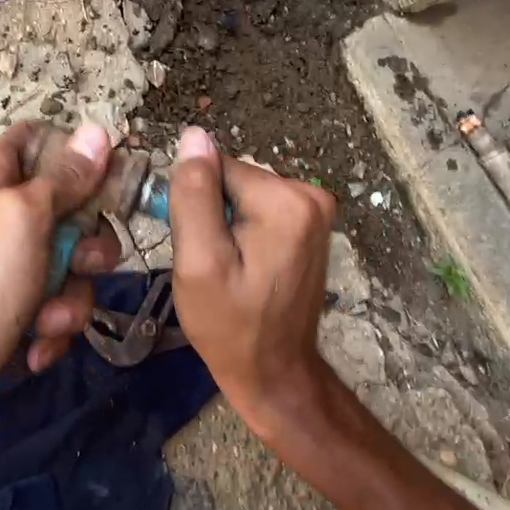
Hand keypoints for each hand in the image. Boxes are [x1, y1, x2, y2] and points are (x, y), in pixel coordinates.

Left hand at [0, 121, 122, 423]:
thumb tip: (96, 132)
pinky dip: (51, 325)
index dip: (76, 152)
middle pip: (70, 206)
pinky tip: (35, 344)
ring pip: (70, 262)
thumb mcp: (24, 217)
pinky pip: (54, 301)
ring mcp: (7, 260)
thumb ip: (63, 177)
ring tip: (49, 320)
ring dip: (70, 297)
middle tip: (84, 264)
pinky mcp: (13, 303)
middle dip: (87, 244)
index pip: (38, 137)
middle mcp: (1, 211)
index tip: (108, 177)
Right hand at [168, 125, 337, 435]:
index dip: (195, 203)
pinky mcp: (309, 225)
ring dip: (224, 224)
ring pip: (241, 194)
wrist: (274, 373)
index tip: (195, 246)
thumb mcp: (199, 261)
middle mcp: (311, 194)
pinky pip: (257, 209)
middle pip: (232, 180)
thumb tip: (194, 136)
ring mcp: (315, 210)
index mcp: (288, 200)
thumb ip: (194, 195)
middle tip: (209, 262)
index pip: (217, 169)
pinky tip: (242, 266)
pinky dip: (241, 233)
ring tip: (226, 268)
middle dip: (212, 214)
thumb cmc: (231, 325)